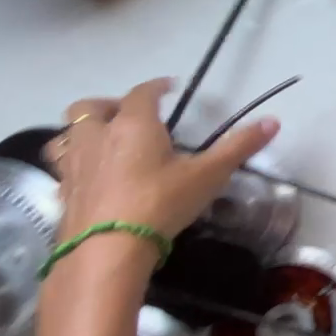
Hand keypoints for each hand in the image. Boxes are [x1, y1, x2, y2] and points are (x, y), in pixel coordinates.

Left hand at [44, 78, 278, 242]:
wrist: (107, 249)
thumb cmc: (162, 201)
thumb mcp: (210, 173)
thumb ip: (239, 146)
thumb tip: (273, 121)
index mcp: (134, 126)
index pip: (141, 94)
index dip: (156, 86)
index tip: (169, 86)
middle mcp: (97, 137)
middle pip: (88, 107)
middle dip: (108, 104)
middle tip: (129, 113)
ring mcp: (74, 165)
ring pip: (66, 135)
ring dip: (83, 131)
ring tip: (104, 140)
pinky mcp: (62, 191)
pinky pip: (64, 166)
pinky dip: (78, 162)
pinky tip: (95, 175)